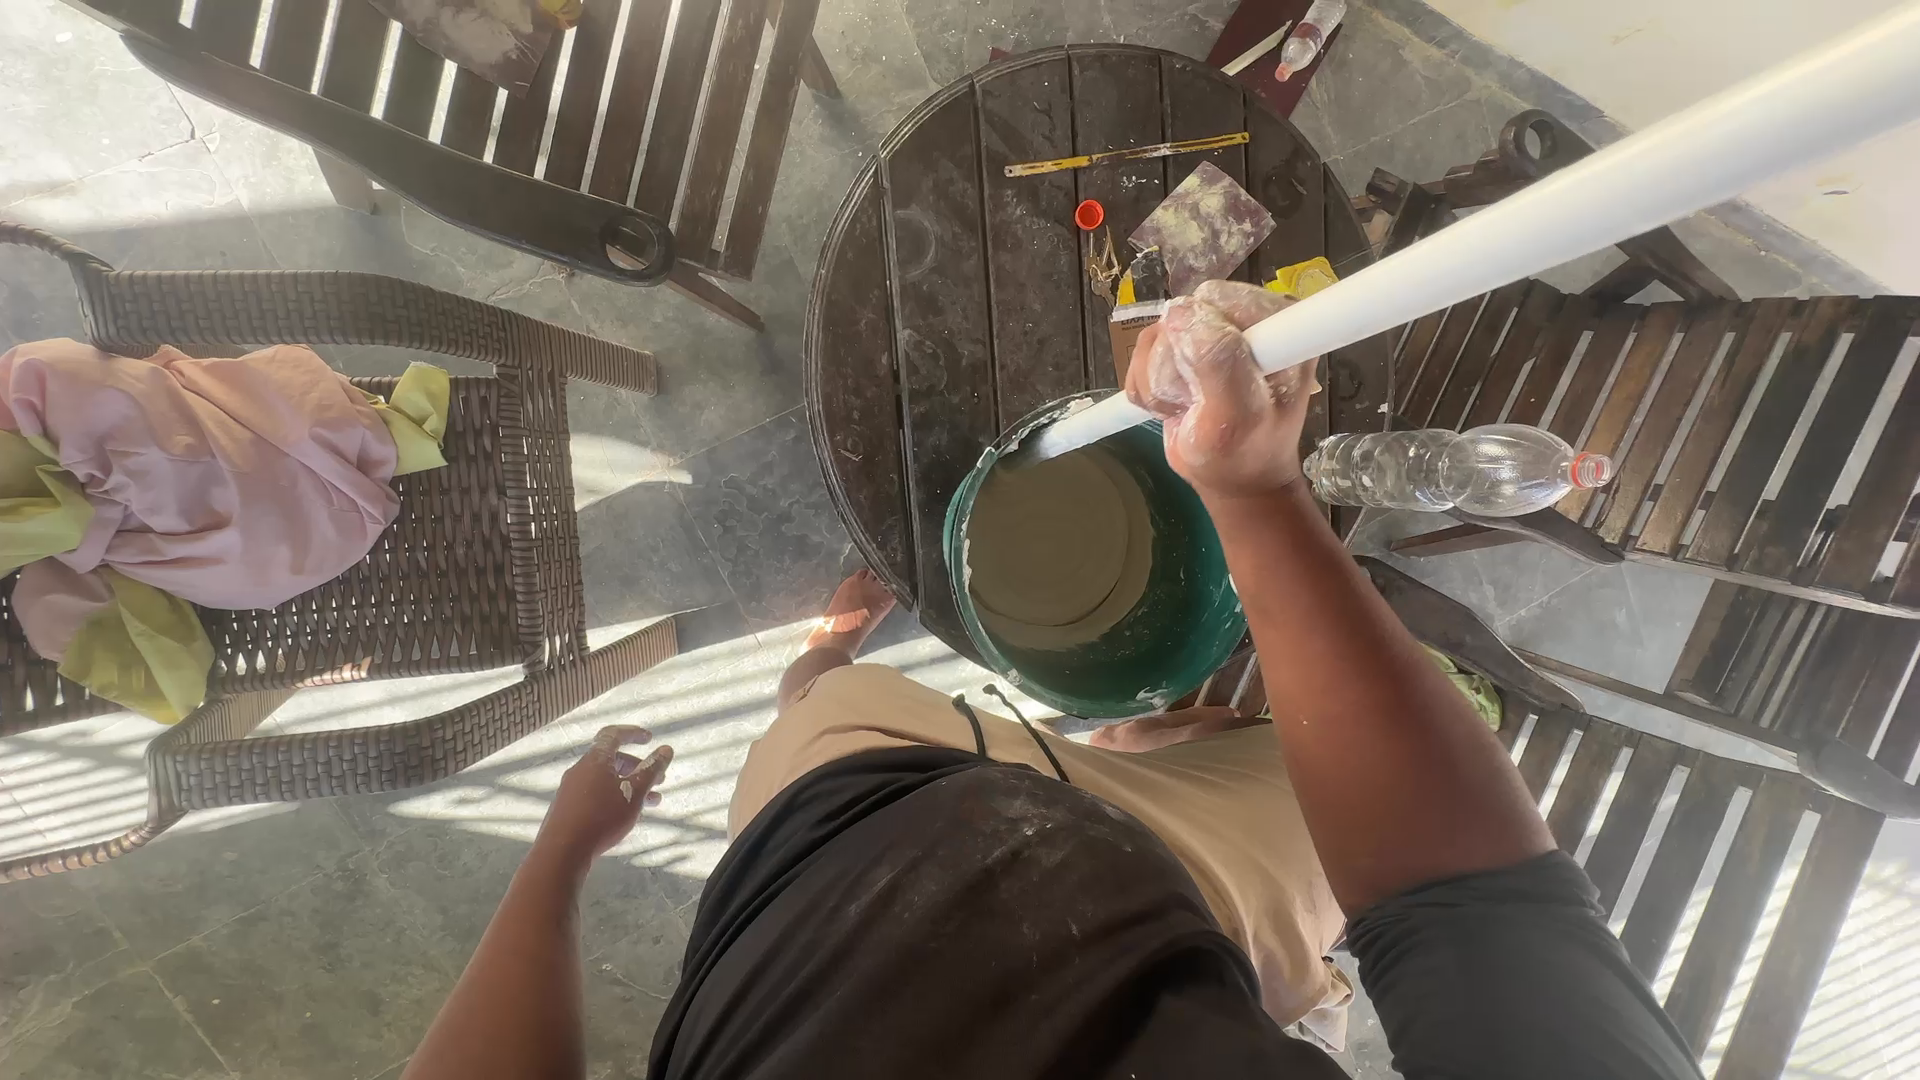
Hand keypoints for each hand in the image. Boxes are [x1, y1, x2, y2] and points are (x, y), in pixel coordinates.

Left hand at [534, 725, 671, 869]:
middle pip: (612, 759)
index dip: (633, 733)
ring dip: (630, 786)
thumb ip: (652, 769)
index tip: (650, 739)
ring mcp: (571, 791)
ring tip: (651, 803)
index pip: (613, 735)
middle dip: (638, 767)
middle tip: (658, 780)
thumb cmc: (602, 817)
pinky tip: (627, 815)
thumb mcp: (634, 792)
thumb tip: (666, 749)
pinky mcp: (567, 809)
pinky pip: (596, 794)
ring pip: (606, 780)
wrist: (560, 854)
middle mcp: (580, 771)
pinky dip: (615, 797)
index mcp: (594, 761)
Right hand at [1124, 280, 1318, 498]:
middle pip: (1180, 315)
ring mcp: (1210, 330)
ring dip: (1158, 381)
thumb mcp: (1238, 416)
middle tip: (1196, 401)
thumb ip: (1218, 360)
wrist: (1230, 478)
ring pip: (1155, 335)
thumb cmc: (1241, 455)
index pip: (1216, 301)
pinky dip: (1145, 385)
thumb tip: (1178, 310)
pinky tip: (1172, 405)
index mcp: (1277, 322)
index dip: (1198, 340)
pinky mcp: (1182, 346)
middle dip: (1174, 366)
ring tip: (1185, 407)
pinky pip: (1143, 350)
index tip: (1208, 383)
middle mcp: (1245, 317)